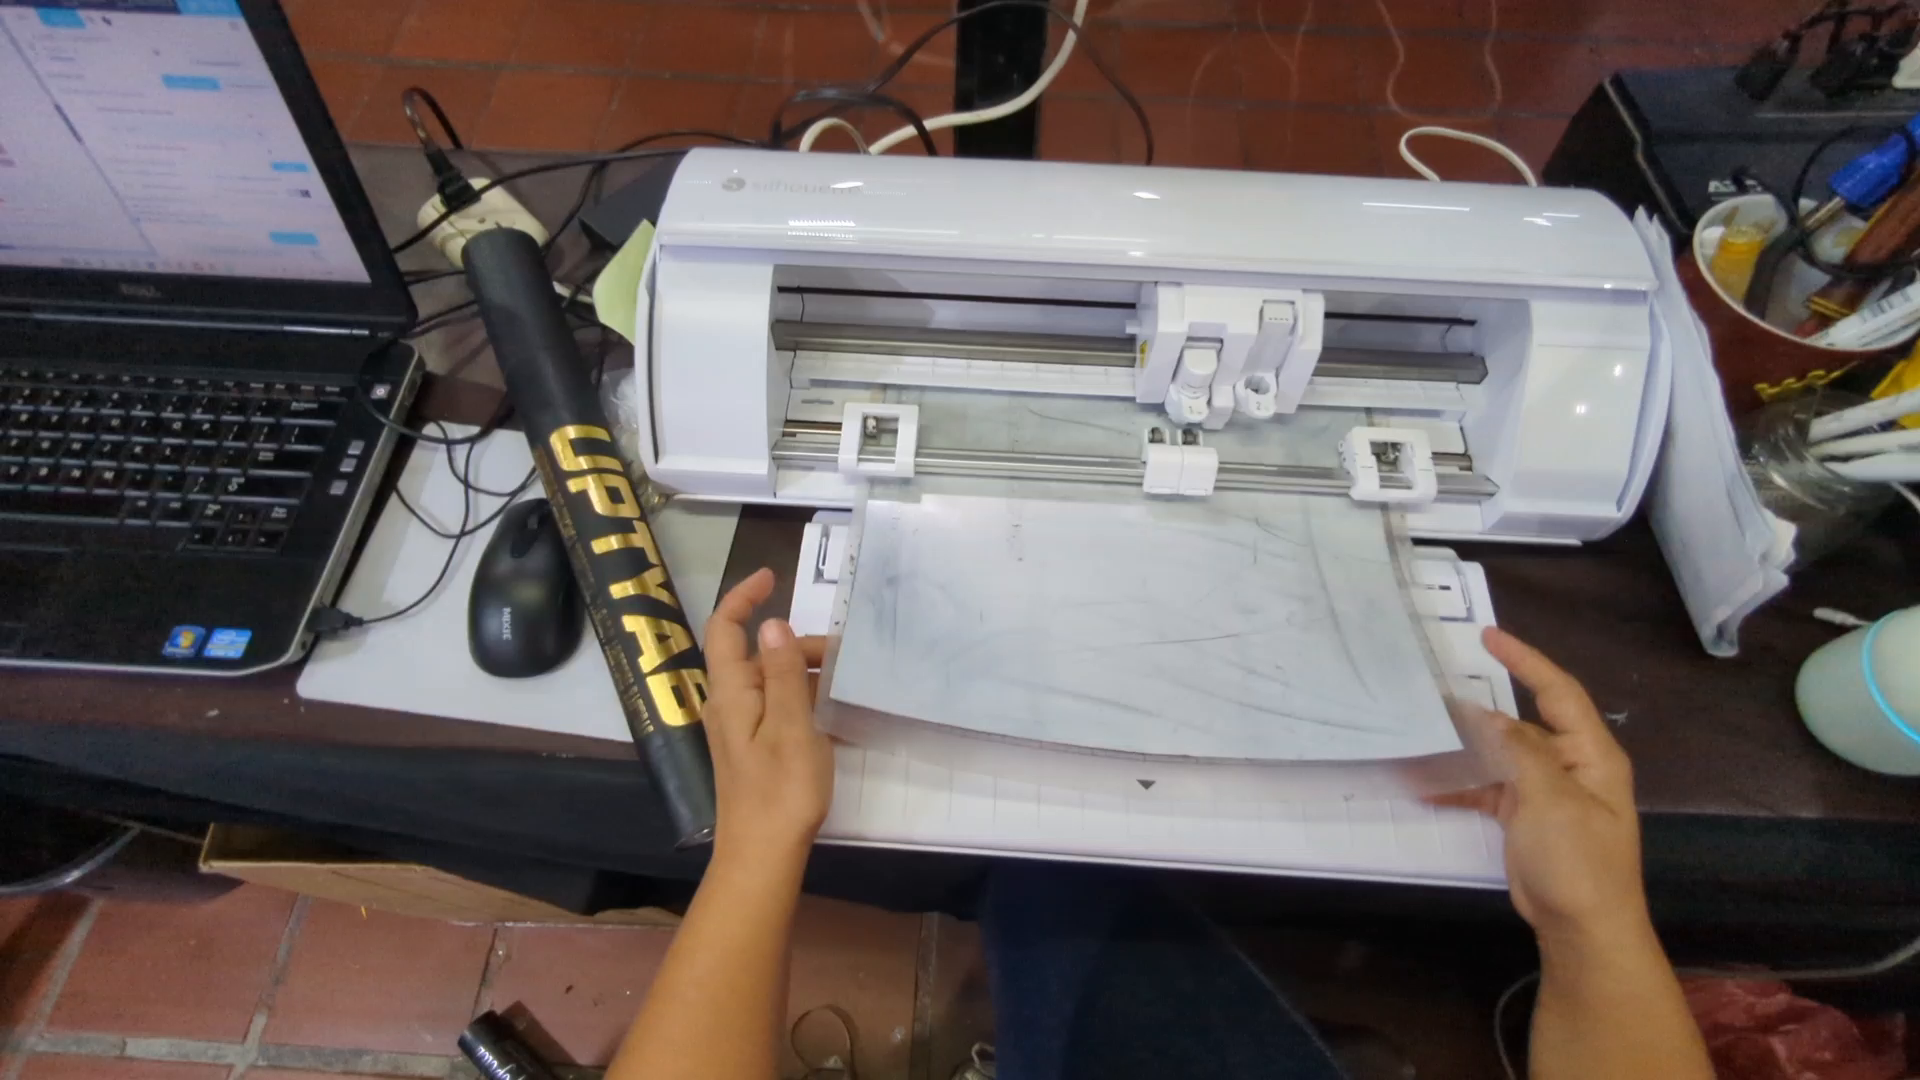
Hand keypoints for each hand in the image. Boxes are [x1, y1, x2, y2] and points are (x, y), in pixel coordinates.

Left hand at [703, 568, 834, 867]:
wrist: (762, 856)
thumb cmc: (780, 790)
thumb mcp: (791, 725)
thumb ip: (784, 672)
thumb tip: (771, 623)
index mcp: (732, 692)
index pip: (725, 629)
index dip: (743, 597)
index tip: (772, 576)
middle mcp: (730, 703)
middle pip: (757, 654)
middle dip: (797, 643)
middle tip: (845, 655)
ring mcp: (741, 727)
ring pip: (772, 680)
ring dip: (806, 672)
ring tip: (847, 684)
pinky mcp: (755, 747)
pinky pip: (780, 706)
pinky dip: (806, 699)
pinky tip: (836, 716)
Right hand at [1436, 627, 1648, 946]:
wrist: (1581, 927)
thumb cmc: (1578, 861)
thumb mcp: (1551, 801)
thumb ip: (1519, 752)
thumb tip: (1487, 715)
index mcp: (1590, 756)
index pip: (1559, 693)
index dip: (1526, 661)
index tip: (1488, 637)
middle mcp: (1568, 766)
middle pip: (1520, 722)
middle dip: (1479, 708)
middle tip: (1433, 689)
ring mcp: (1544, 791)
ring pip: (1497, 752)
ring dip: (1462, 745)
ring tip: (1420, 732)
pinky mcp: (1522, 814)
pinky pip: (1485, 784)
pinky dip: (1456, 783)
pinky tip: (1421, 783)